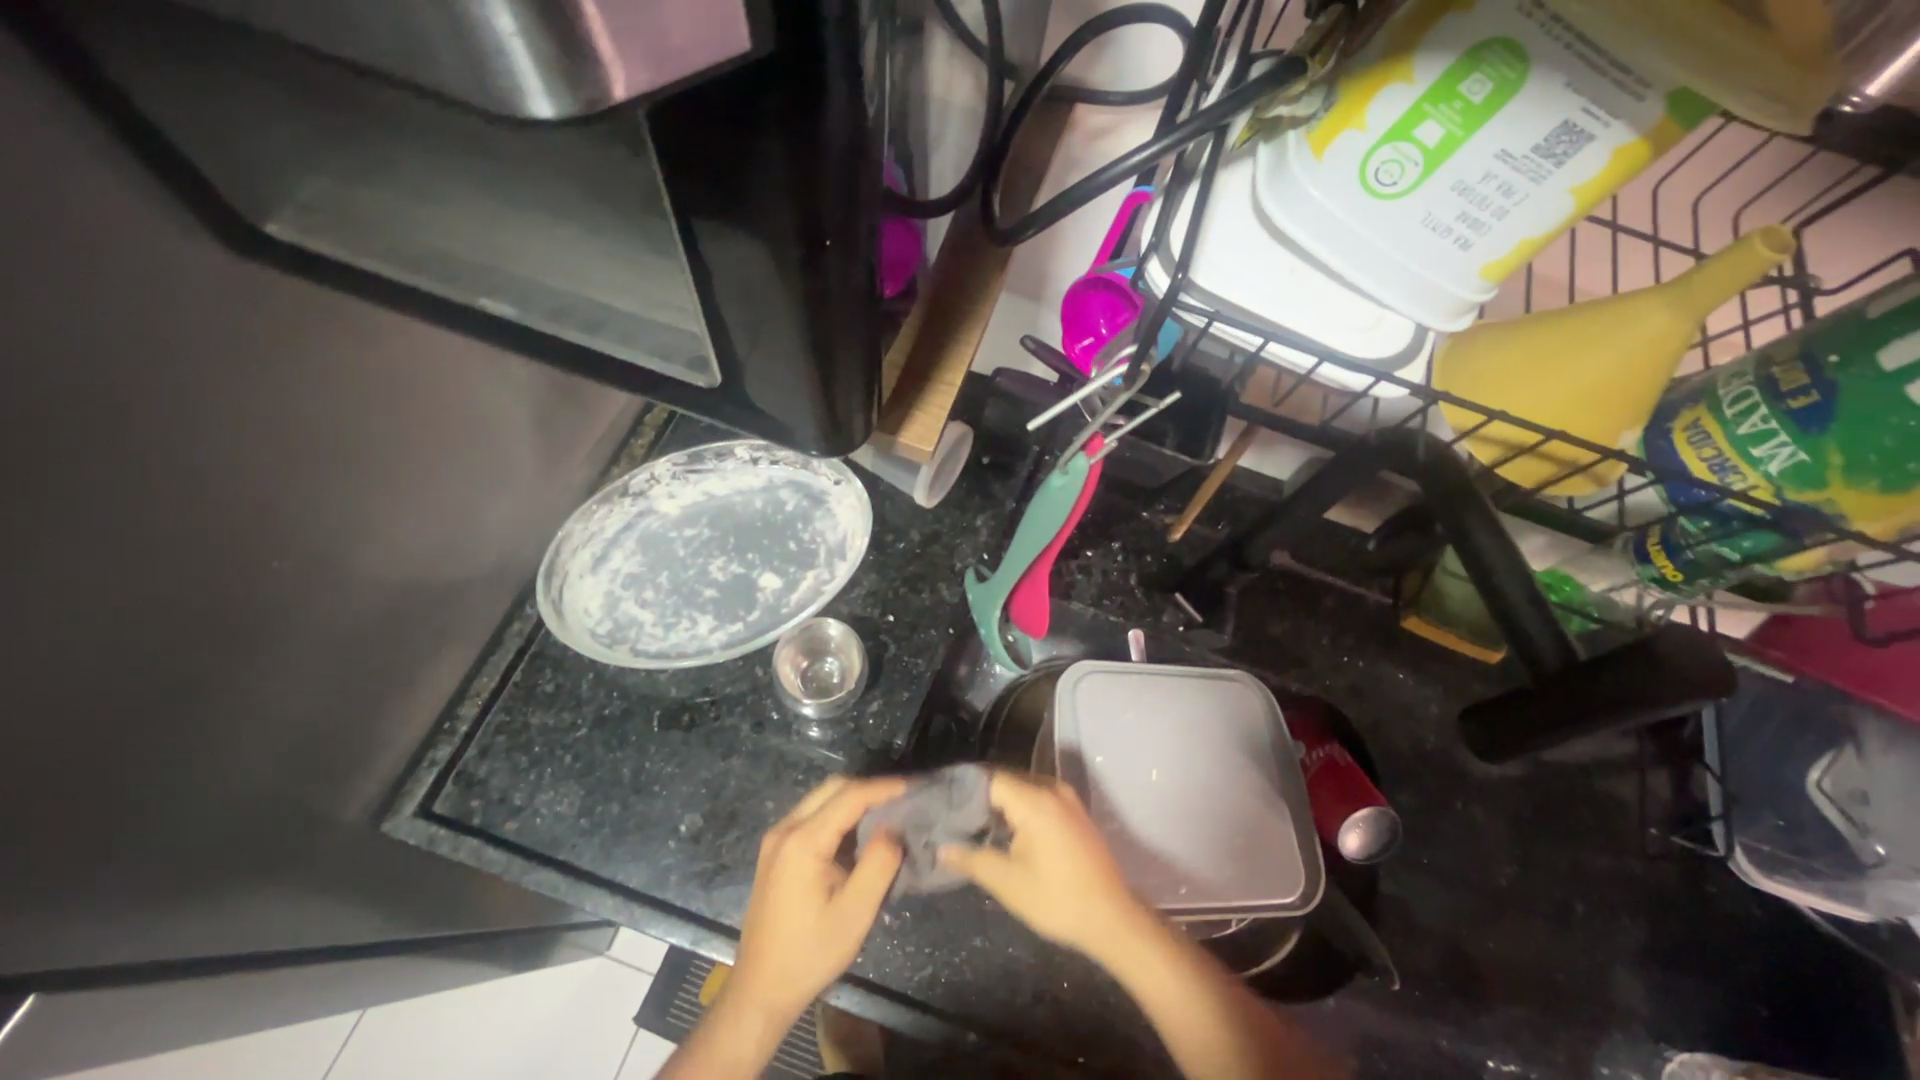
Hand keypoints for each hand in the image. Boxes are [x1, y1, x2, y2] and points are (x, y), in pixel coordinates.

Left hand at [728, 775, 906, 1022]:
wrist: (761, 988)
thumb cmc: (811, 953)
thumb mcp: (856, 912)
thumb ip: (879, 863)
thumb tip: (894, 829)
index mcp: (803, 841)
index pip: (850, 796)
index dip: (885, 788)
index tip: (916, 788)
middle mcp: (784, 830)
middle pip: (832, 789)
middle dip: (870, 789)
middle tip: (905, 800)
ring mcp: (775, 841)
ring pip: (820, 801)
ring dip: (854, 801)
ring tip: (890, 813)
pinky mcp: (775, 854)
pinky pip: (810, 819)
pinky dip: (838, 817)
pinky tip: (860, 835)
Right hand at [939, 770, 1155, 961]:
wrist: (1112, 919)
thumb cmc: (1057, 899)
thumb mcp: (1007, 882)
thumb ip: (971, 859)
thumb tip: (941, 848)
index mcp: (1035, 800)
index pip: (988, 778)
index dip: (961, 790)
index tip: (939, 804)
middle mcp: (1053, 790)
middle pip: (1006, 780)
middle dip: (978, 796)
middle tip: (949, 815)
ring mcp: (1069, 801)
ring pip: (1024, 790)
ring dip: (999, 804)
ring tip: (970, 823)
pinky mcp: (1076, 815)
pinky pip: (1040, 800)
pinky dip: (1019, 810)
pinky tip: (1003, 831)